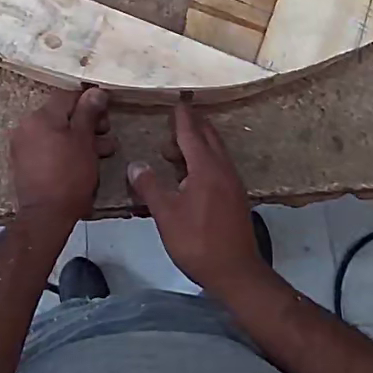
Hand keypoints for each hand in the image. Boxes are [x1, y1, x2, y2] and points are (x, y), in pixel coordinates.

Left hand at [9, 88, 113, 229]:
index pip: (68, 96)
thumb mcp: (85, 140)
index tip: (106, 114)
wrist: (46, 216)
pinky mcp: (25, 163)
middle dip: (88, 122)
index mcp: (40, 117)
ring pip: (58, 132)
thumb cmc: (70, 175)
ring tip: (102, 152)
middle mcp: (27, 126)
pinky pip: (48, 146)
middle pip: (62, 114)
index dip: (90, 101)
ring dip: (81, 137)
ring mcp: (23, 145)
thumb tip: (95, 91)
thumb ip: (89, 112)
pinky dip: (66, 149)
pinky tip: (83, 161)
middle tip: (106, 135)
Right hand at [127, 104, 270, 292]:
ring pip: (216, 152)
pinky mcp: (236, 197)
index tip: (178, 102)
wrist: (236, 270)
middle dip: (193, 126)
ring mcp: (233, 183)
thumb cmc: (197, 242)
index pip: (191, 134)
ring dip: (199, 144)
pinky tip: (194, 174)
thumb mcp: (166, 214)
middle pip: (209, 138)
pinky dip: (206, 160)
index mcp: (206, 168)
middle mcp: (223, 169)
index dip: (182, 118)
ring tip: (178, 147)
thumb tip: (136, 164)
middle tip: (177, 119)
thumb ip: (150, 187)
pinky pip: (220, 166)